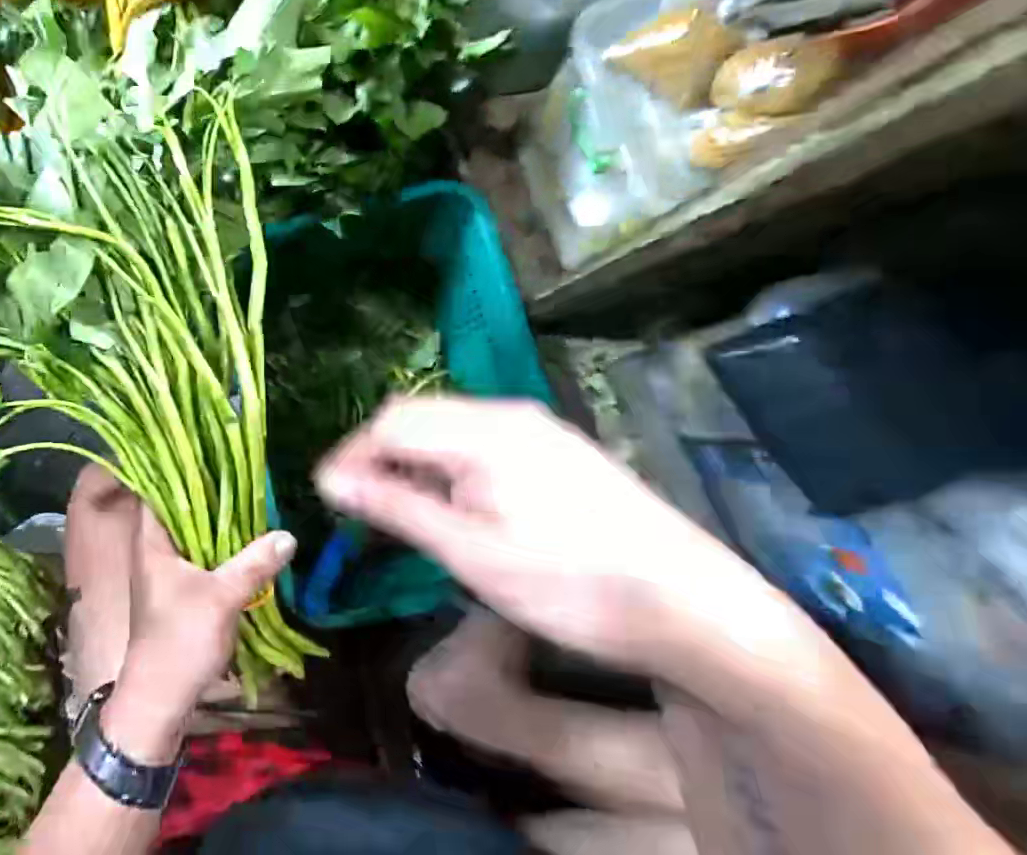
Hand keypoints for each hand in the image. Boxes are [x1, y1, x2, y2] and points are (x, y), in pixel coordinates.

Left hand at [69, 466, 294, 761]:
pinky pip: (199, 555)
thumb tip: (288, 535)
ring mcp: (165, 569)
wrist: (160, 697)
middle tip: (240, 471)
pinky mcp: (178, 589)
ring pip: (191, 533)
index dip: (178, 467)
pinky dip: (218, 546)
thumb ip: (254, 563)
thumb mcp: (221, 598)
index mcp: (150, 540)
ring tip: (248, 499)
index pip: (156, 488)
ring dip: (215, 521)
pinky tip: (244, 541)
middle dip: (207, 492)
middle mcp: (153, 548)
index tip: (209, 450)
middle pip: (178, 508)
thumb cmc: (180, 638)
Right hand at [315, 396, 783, 677]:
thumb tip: (327, 480)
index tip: (326, 496)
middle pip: (415, 415)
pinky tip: (452, 502)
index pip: (389, 423)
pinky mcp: (556, 449)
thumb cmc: (573, 585)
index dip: (350, 456)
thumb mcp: (470, 552)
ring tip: (398, 507)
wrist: (701, 611)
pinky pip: (478, 439)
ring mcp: (537, 428)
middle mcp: (508, 414)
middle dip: (377, 454)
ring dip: (410, 459)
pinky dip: (445, 464)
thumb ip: (394, 506)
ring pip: (445, 426)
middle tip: (358, 504)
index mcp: (483, 431)